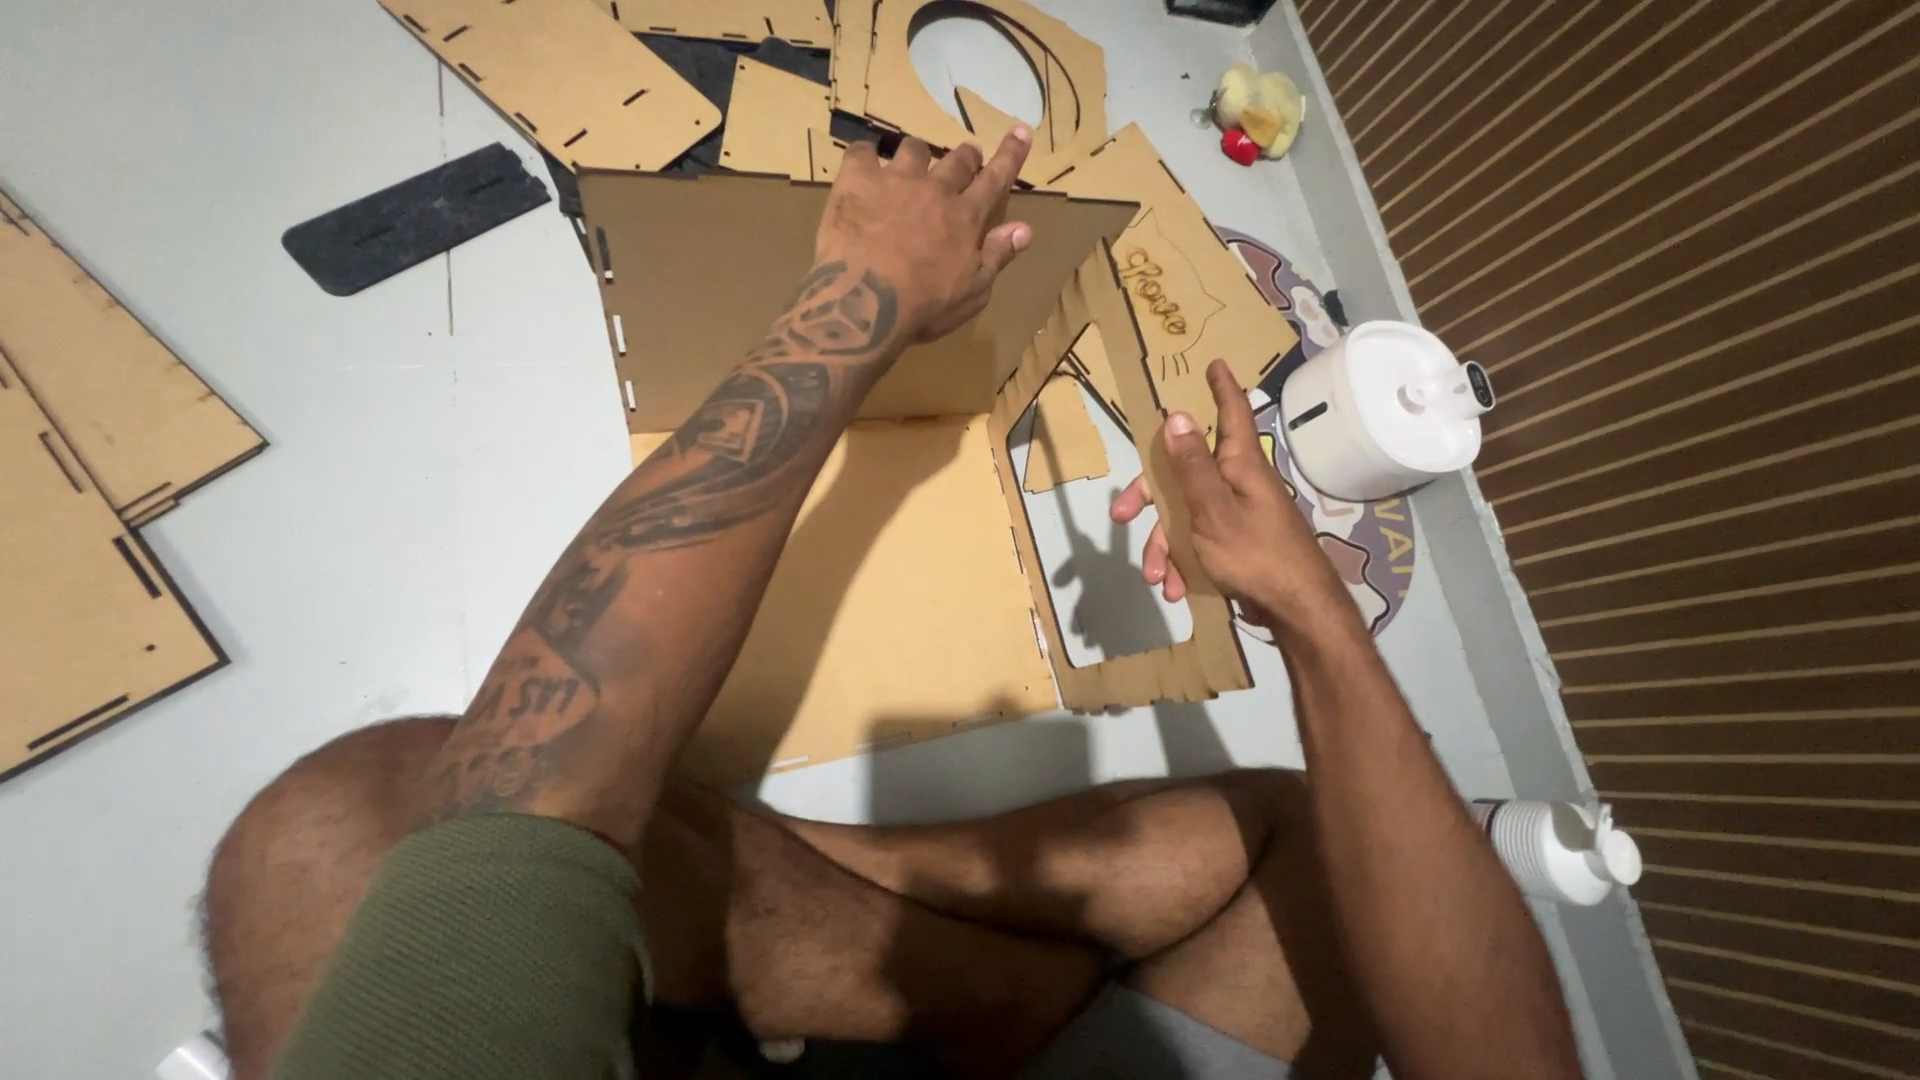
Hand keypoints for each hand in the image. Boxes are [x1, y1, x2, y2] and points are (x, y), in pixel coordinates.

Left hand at [814, 131, 1033, 343]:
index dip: (1010, 156)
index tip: (1020, 132)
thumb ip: (997, 257)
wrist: (866, 302)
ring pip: (914, 150)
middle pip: (957, 160)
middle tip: (968, 157)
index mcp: (966, 218)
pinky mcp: (857, 181)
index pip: (995, 179)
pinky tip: (863, 163)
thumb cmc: (925, 308)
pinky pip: (862, 152)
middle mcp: (935, 190)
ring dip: (918, 155)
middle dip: (966, 157)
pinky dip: (866, 154)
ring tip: (913, 164)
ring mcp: (895, 180)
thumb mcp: (973, 293)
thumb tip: (1025, 229)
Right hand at [1111, 360, 1345, 629]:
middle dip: (1150, 497)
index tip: (1215, 365)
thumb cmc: (1255, 553)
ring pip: (1186, 515)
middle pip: (1185, 473)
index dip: (1221, 388)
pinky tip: (1175, 588)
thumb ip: (1191, 465)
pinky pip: (1199, 542)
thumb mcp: (1213, 509)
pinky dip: (1183, 564)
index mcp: (1239, 465)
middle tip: (1122, 516)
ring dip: (1164, 545)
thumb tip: (1175, 416)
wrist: (1295, 609)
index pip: (1231, 413)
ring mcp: (1238, 514)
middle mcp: (1238, 483)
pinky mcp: (1236, 543)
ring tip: (1155, 577)